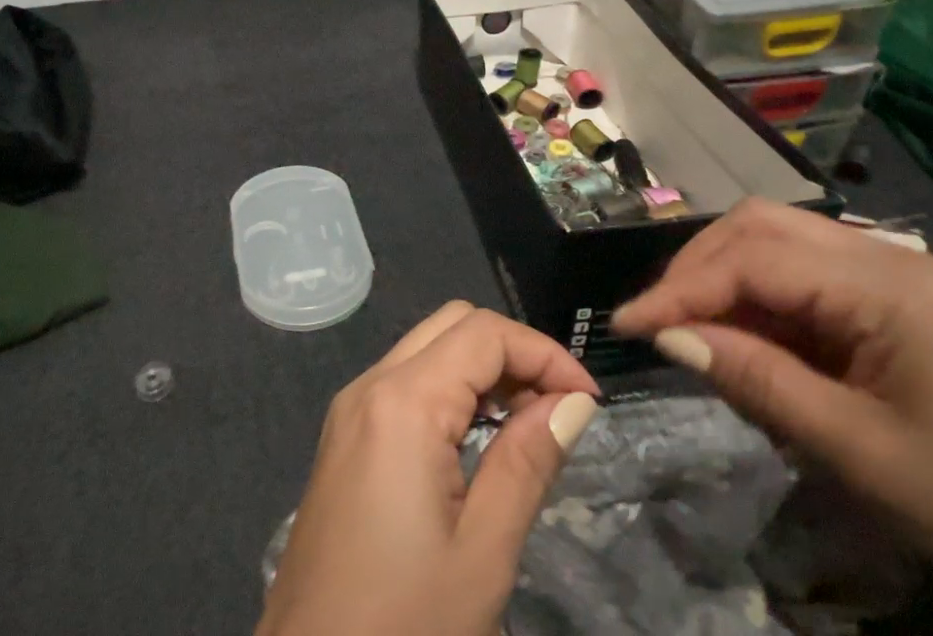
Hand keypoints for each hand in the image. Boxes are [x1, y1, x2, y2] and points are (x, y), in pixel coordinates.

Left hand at [257, 302, 602, 635]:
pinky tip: (478, 442)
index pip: (483, 333)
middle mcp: (367, 388)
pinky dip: (449, 393)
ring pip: (426, 351)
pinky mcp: (344, 440)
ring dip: (482, 371)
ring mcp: (349, 412)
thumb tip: (572, 402)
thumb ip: (527, 462)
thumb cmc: (404, 618)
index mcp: (401, 403)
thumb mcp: (483, 548)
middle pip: (451, 326)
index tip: (589, 403)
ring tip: (528, 428)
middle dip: (513, 353)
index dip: (544, 353)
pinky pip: (403, 385)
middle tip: (558, 410)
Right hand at [611, 198, 932, 635]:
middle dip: (699, 270)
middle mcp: (896, 261)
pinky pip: (820, 285)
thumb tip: (667, 335)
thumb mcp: (857, 449)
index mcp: (890, 286)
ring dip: (732, 286)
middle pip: (766, 228)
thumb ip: (755, 379)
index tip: (623, 327)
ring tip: (700, 343)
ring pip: (789, 249)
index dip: (678, 289)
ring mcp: (910, 280)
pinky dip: (772, 309)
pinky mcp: (915, 308)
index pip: (753, 258)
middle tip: (658, 327)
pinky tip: (759, 352)